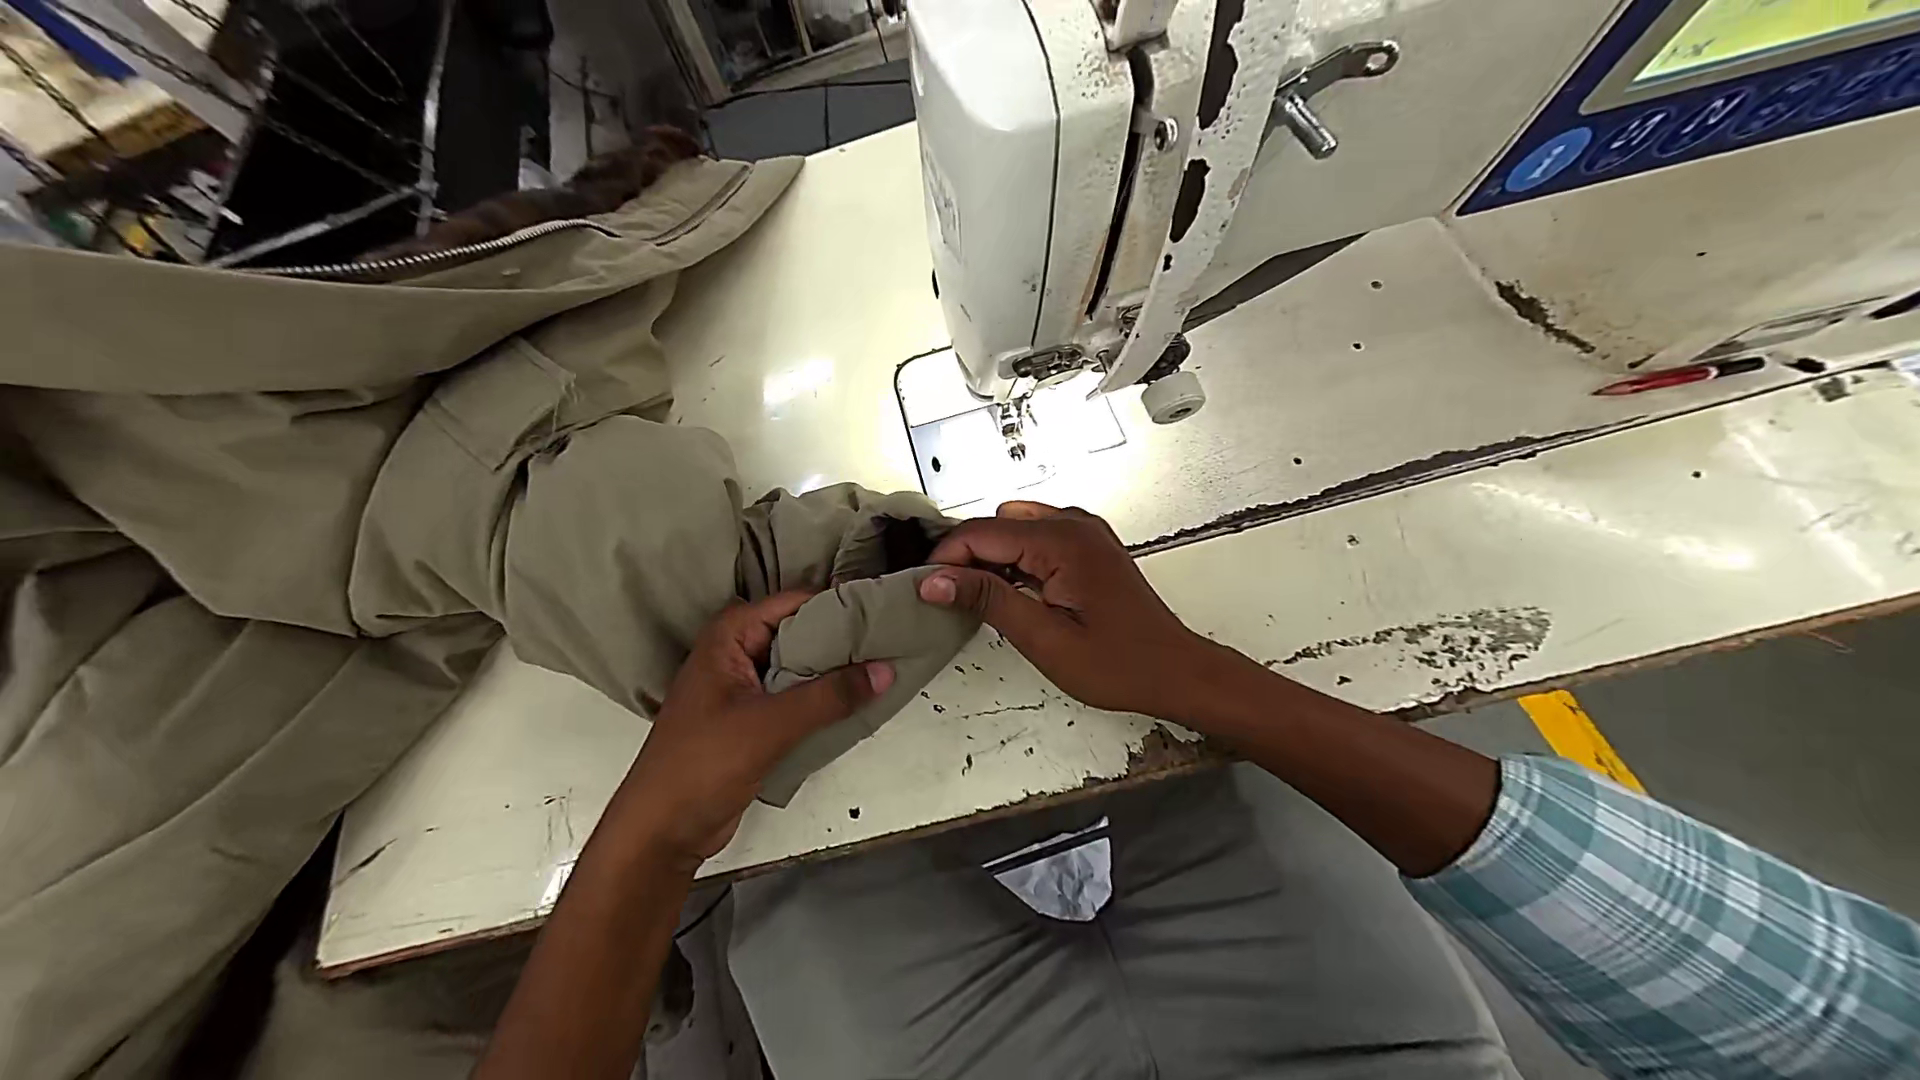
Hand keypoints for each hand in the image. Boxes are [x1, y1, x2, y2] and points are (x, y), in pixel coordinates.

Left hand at [611, 592, 894, 869]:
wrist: (661, 833)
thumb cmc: (701, 766)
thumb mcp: (769, 726)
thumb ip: (830, 696)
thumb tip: (885, 669)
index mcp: (730, 635)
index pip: (795, 601)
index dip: (839, 603)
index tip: (882, 611)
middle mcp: (738, 651)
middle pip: (801, 630)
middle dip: (843, 637)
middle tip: (892, 639)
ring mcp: (746, 685)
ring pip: (802, 664)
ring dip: (837, 669)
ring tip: (885, 665)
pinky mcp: (755, 716)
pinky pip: (798, 694)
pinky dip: (825, 696)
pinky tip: (860, 699)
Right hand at [916, 502, 1241, 723]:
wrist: (1174, 671)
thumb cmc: (1121, 664)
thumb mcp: (1043, 638)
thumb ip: (988, 600)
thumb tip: (938, 580)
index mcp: (1062, 542)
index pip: (980, 532)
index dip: (945, 558)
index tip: (926, 587)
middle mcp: (1074, 526)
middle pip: (995, 525)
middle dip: (965, 557)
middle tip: (950, 598)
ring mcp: (1084, 533)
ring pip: (1013, 527)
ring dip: (990, 556)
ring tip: (982, 597)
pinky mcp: (1088, 545)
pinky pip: (1036, 535)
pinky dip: (1015, 556)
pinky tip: (1014, 590)